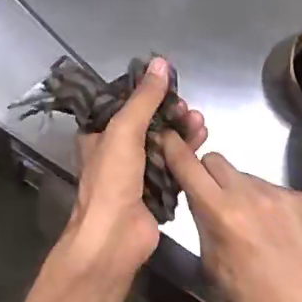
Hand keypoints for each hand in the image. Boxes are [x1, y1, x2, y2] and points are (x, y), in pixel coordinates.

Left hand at [66, 57, 205, 275]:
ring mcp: (136, 171)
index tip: (168, 84)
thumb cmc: (112, 180)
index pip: (124, 104)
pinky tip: (202, 139)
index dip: (146, 93)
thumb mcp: (125, 130)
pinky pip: (174, 163)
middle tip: (188, 107)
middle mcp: (116, 149)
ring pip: (163, 142)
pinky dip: (187, 150)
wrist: (114, 238)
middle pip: (148, 122)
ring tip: (199, 120)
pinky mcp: (155, 190)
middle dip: (169, 112)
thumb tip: (160, 63)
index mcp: (99, 133)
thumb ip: (144, 98)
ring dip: (181, 129)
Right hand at [159, 132, 301, 301]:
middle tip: (212, 201)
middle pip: (217, 161)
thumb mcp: (214, 267)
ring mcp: (283, 194)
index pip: (189, 165)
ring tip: (253, 228)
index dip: (174, 148)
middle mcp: (253, 193)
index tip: (166, 138)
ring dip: (241, 193)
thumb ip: (203, 224)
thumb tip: (199, 201)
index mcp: (224, 212)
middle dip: (207, 175)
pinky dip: (269, 206)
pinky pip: (275, 191)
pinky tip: (279, 236)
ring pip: (247, 177)